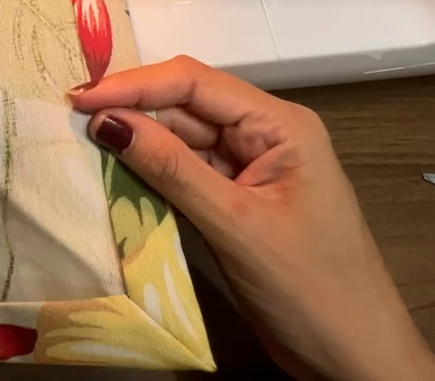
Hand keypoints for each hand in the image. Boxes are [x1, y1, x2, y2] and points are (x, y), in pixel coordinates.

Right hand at [71, 57, 434, 380]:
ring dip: (138, 138)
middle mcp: (263, 131)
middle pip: (184, 104)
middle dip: (131, 109)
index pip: (195, 83)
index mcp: (279, 123)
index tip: (82, 97)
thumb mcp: (236, 226)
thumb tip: (105, 121)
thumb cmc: (315, 292)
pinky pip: (184, 167)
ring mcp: (249, 163)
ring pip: (180, 135)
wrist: (360, 368)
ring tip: (85, 139)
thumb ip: (170, 168)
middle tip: (73, 118)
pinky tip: (118, 167)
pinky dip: (151, 169)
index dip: (134, 84)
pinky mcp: (236, 194)